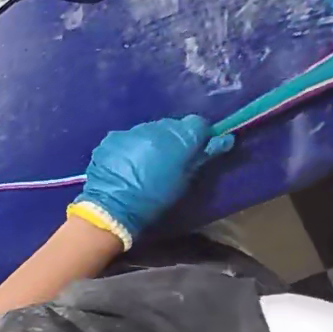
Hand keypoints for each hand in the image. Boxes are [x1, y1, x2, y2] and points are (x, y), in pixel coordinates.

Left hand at [68, 115, 234, 248]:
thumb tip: (221, 140)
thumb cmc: (153, 200)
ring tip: (148, 162)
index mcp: (175, 138)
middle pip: (172, 125)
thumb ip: (200, 158)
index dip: (200, 135)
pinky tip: (129, 163)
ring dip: (153, 141)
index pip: (197, 123)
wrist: (111, 207)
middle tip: (173, 158)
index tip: (199, 147)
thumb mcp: (184, 181)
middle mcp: (152, 128)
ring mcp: (129, 131)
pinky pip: (129, 137)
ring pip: (149, 130)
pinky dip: (132, 146)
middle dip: (175, 138)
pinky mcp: (111, 138)